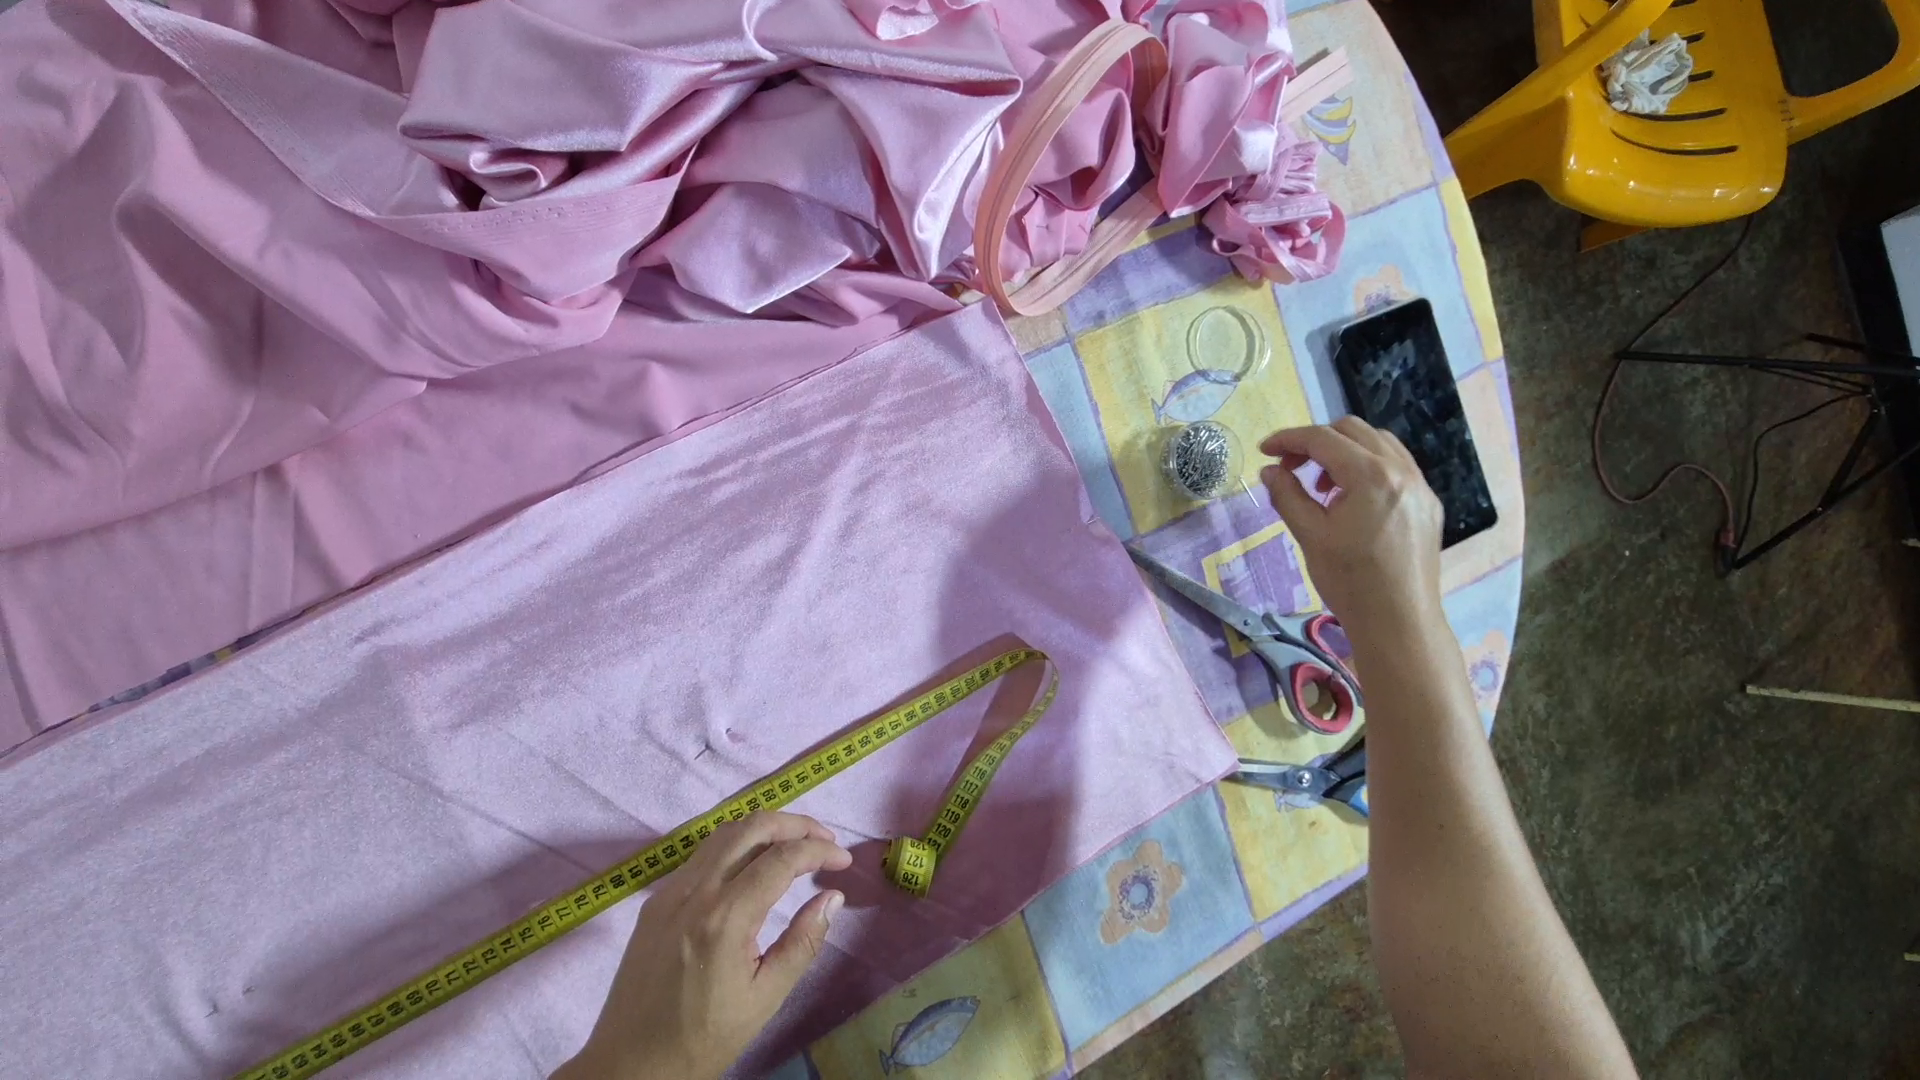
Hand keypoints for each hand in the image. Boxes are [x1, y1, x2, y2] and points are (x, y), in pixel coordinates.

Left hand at [554, 812, 851, 1079]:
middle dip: (795, 824)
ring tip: (795, 845)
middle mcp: (695, 891)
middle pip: (752, 827)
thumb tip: (833, 895)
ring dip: (766, 828)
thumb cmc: (703, 1039)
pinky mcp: (656, 899)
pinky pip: (703, 854)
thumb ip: (803, 941)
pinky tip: (753, 864)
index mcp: (724, 918)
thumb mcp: (765, 998)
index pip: (781, 858)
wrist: (628, 1067)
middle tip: (825, 840)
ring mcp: (670, 890)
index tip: (844, 860)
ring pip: (725, 833)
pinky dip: (737, 844)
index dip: (819, 850)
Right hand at [1258, 417, 1444, 636]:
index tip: (1264, 451)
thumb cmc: (1350, 581)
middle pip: (1352, 430)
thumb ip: (1287, 495)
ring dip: (1342, 452)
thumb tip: (1270, 470)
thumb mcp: (1309, 535)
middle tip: (1289, 468)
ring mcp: (1420, 486)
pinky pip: (1395, 466)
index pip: (1323, 439)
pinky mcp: (1427, 504)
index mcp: (1371, 476)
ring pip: (1378, 444)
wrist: (1399, 622)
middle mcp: (1401, 471)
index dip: (1288, 439)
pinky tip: (1349, 500)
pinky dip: (1366, 467)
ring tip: (1320, 486)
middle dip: (1314, 441)